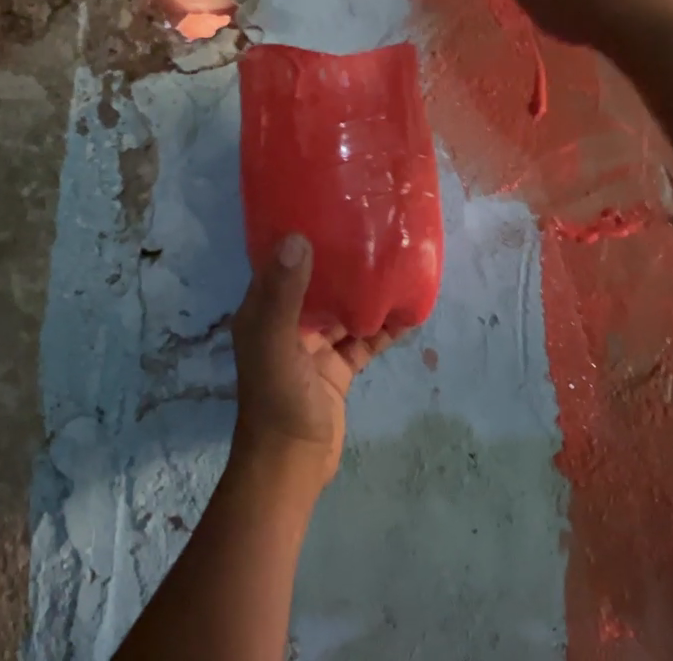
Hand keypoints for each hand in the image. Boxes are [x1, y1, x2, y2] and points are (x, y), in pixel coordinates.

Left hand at [231, 234, 399, 493]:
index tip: (328, 207)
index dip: (299, 236)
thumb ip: (284, 294)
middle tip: (373, 230)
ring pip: (343, 309)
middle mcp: (288, 322)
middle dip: (340, 259)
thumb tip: (298, 237)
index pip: (280, 262)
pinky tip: (409, 312)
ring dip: (365, 291)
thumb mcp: (276, 342)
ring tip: (397, 262)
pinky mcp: (337, 368)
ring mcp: (314, 346)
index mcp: (263, 310)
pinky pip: (363, 339)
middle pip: (315, 281)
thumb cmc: (278, 400)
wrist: (292, 464)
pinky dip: (383, 328)